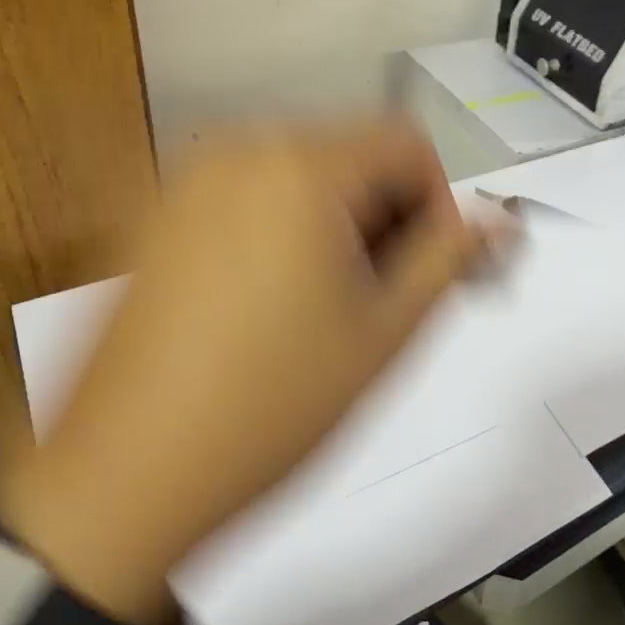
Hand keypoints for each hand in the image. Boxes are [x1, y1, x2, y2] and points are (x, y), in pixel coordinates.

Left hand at [0, 119, 496, 624]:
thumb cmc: (273, 405)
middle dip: (386, 215)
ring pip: (299, 177)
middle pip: (350, 154)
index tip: (432, 269)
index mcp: (301, 166)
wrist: (120, 482)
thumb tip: (504, 220)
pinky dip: (281, 231)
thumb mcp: (386, 332)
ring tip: (329, 308)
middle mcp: (237, 152)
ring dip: (336, 225)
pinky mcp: (149, 221)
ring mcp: (183, 184)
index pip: (406, 141)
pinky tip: (268, 308)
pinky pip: (245, 199)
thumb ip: (453, 259)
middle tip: (387, 297)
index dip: (438, 201)